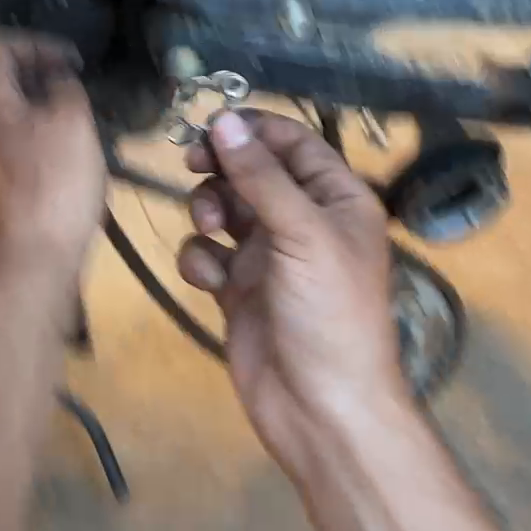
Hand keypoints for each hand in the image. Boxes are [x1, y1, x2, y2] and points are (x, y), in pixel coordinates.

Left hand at [0, 34, 106, 284]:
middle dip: (42, 76)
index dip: (41, 43)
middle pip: (1, 80)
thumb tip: (57, 81)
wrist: (27, 269)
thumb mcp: (72, 122)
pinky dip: (36, 139)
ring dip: (42, 110)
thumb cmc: (52, 187)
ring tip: (78, 122)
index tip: (75, 61)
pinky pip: (10, 147)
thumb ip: (65, 88)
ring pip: (7, 116)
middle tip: (78, 87)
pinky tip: (66, 160)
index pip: (1, 46)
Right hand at [175, 110, 405, 475]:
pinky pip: (207, 254)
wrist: (321, 411)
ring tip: (211, 232)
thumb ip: (260, 176)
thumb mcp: (302, 233)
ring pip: (223, 208)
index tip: (211, 125)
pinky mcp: (237, 288)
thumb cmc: (329, 311)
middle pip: (250, 171)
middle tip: (194, 164)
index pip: (292, 142)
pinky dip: (200, 260)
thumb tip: (222, 120)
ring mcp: (267, 255)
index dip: (253, 129)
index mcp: (335, 199)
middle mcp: (302, 219)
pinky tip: (210, 281)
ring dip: (208, 211)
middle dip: (222, 169)